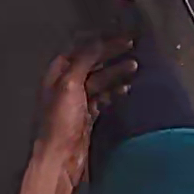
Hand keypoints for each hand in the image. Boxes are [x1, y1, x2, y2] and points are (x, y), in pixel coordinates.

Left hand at [29, 38, 135, 193]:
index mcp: (58, 71)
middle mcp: (67, 82)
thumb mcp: (70, 84)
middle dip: (111, 52)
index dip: (98, 39)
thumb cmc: (61, 119)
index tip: (118, 33)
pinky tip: (126, 89)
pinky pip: (104, 96)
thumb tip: (98, 40)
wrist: (59, 160)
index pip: (80, 47)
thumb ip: (84, 60)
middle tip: (131, 45)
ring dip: (116, 71)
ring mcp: (78, 99)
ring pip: (100, 78)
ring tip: (134, 66)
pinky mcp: (87, 115)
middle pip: (92, 61)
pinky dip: (115, 90)